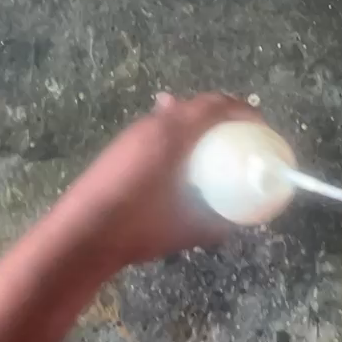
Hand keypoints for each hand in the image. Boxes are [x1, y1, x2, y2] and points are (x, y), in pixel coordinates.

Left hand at [47, 92, 257, 266]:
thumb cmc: (139, 227)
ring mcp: (132, 134)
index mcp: (174, 133)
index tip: (259, 126)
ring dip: (197, 124)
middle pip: (196, 105)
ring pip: (174, 115)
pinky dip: (178, 136)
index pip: (215, 105)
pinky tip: (180, 162)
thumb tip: (236, 223)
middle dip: (221, 115)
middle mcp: (154, 124)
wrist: (81, 235)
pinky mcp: (120, 148)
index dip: (242, 110)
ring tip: (213, 149)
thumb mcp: (186, 228)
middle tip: (240, 136)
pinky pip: (158, 129)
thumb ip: (215, 222)